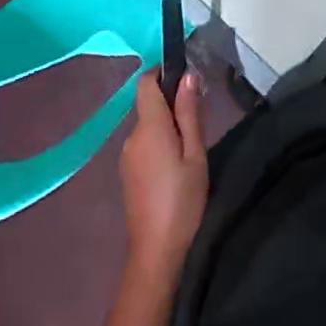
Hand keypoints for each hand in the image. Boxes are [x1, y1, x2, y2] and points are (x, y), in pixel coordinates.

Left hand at [119, 69, 207, 280]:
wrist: (156, 251)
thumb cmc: (183, 200)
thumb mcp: (195, 154)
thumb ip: (189, 113)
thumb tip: (188, 75)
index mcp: (149, 126)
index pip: (146, 82)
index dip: (162, 74)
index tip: (187, 81)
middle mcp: (132, 135)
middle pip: (148, 104)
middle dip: (171, 104)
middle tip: (199, 122)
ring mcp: (126, 155)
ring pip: (147, 126)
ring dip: (166, 127)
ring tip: (191, 150)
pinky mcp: (127, 172)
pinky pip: (143, 145)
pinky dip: (158, 145)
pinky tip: (175, 168)